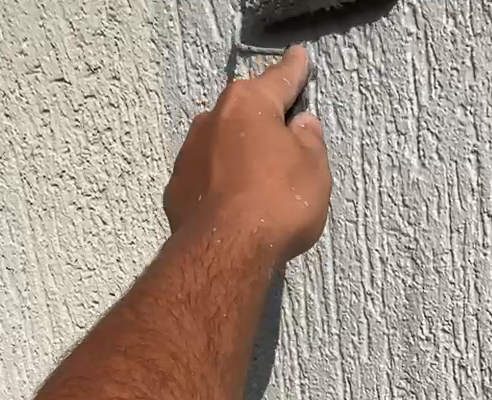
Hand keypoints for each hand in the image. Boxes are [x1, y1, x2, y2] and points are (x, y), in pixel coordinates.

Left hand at [164, 45, 331, 264]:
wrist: (227, 250)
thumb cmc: (278, 204)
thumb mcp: (314, 172)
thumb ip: (310, 143)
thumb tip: (303, 125)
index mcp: (250, 105)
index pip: (279, 81)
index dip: (294, 71)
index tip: (298, 57)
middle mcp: (213, 119)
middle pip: (245, 113)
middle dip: (264, 120)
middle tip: (283, 133)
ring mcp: (189, 153)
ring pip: (222, 145)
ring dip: (240, 155)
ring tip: (258, 181)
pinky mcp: (178, 188)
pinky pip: (207, 178)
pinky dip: (222, 185)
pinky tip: (235, 205)